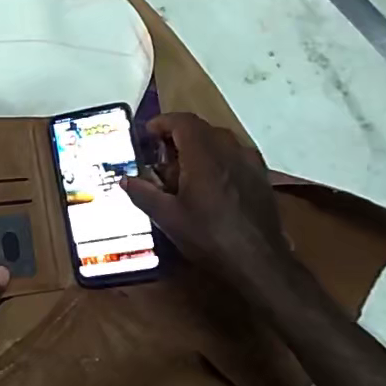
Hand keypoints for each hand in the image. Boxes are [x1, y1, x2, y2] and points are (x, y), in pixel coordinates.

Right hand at [123, 112, 297, 291]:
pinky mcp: (261, 178)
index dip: (162, 122)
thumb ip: (143, 194)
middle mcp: (229, 151)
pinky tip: (209, 184)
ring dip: (198, 146)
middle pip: (201, 128)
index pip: (183, 122)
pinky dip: (217, 158)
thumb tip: (125, 179)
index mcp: (204, 155)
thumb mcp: (167, 218)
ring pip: (220, 140)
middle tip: (160, 156)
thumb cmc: (209, 237)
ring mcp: (250, 163)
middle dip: (178, 135)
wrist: (259, 262)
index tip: (147, 134)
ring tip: (183, 170)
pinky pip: (235, 155)